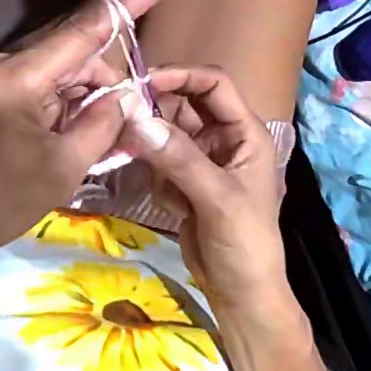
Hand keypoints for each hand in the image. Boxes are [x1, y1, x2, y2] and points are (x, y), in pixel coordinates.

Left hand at [0, 0, 168, 269]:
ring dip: (80, 87)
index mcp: (16, 78)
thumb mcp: (65, 167)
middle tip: (128, 103)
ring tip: (98, 126)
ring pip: (51, 65)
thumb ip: (101, 121)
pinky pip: (32, 80)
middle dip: (103, 70)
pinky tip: (72, 125)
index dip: (125, 5)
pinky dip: (58, 96)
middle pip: (66, 47)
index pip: (82, 31)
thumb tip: (122, 95)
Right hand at [124, 65, 291, 313]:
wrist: (240, 294)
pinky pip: (159, 159)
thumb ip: (180, 158)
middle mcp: (223, 139)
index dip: (182, 76)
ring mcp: (201, 159)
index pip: (214, 85)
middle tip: (125, 119)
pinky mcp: (183, 180)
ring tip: (143, 166)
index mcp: (245, 133)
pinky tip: (171, 203)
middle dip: (157, 111)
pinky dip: (155, 173)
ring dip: (152, 145)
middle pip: (184, 104)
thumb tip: (139, 120)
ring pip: (166, 131)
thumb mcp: (217, 199)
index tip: (144, 81)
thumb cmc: (245, 243)